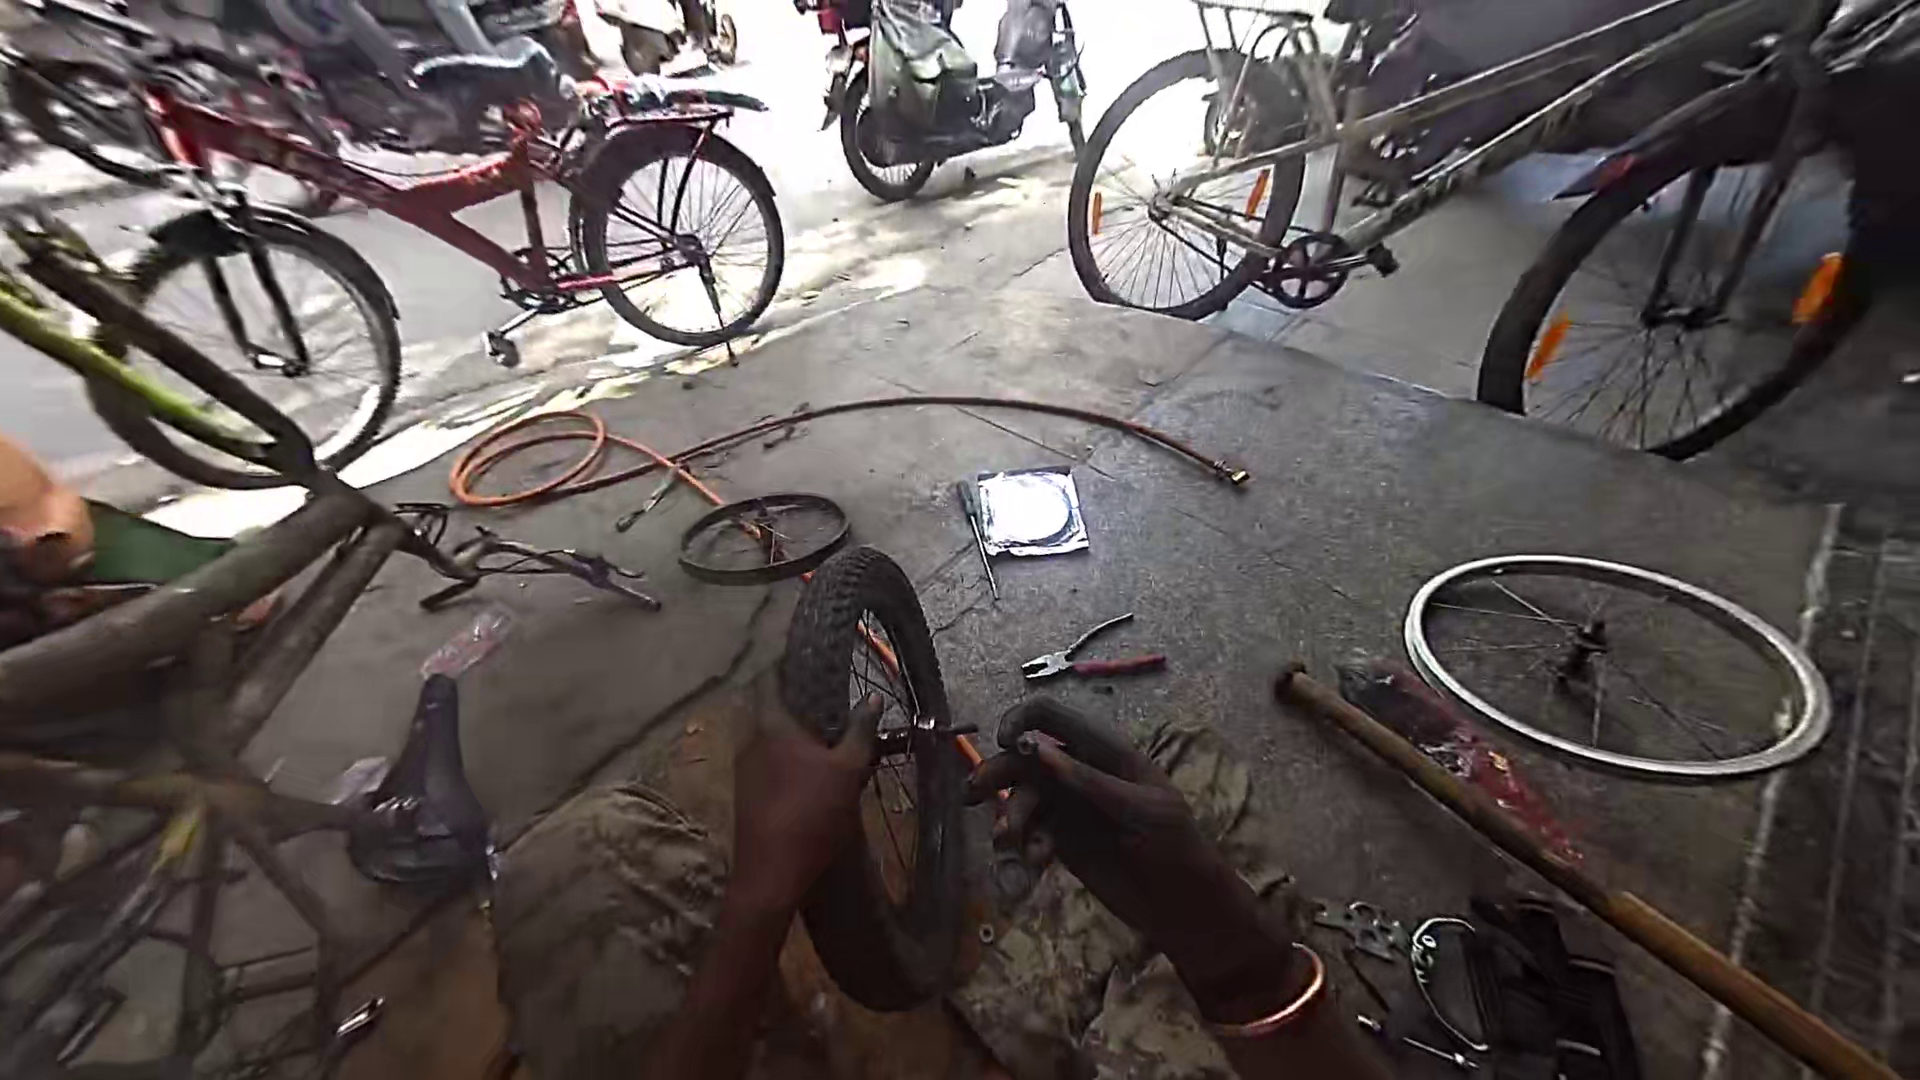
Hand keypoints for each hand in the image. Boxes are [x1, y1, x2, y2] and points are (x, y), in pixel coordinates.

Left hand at [729, 673, 882, 913]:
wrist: (771, 874)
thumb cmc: (812, 813)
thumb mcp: (848, 769)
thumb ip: (860, 730)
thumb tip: (873, 698)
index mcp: (773, 726)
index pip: (769, 680)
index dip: (784, 664)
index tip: (807, 657)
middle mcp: (751, 741)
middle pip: (767, 706)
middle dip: (792, 697)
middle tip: (822, 693)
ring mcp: (744, 769)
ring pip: (765, 734)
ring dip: (788, 727)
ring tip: (819, 728)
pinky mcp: (745, 792)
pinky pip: (764, 757)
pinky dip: (782, 751)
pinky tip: (806, 767)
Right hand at [968, 698, 1302, 1018]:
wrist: (1186, 913)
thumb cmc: (1176, 849)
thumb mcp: (1141, 811)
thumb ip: (1089, 782)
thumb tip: (1038, 753)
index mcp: (1101, 750)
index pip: (1052, 716)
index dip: (1022, 719)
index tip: (1004, 742)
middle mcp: (1076, 770)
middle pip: (1024, 758)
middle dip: (998, 772)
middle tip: (972, 794)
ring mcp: (1066, 805)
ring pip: (1022, 796)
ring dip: (1009, 814)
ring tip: (1008, 841)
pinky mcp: (1059, 839)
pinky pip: (1029, 831)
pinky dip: (1025, 843)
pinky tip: (1036, 861)